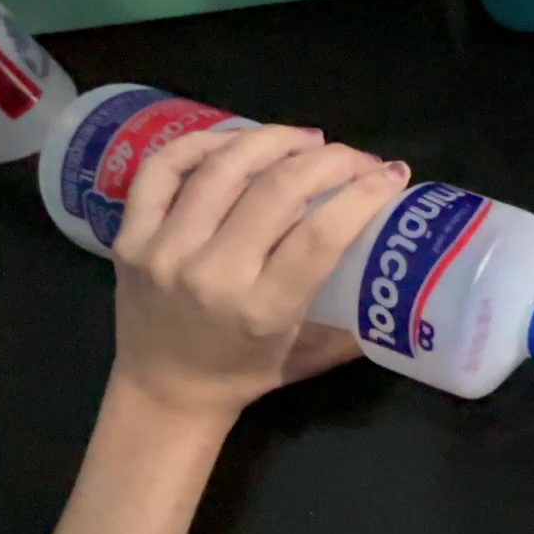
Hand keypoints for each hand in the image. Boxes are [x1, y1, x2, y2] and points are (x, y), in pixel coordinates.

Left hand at [108, 125, 407, 424]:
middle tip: (355, 157)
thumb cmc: (247, 376)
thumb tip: (402, 275)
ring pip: (223, 168)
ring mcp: (165, 250)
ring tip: (308, 139)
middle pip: (279, 190)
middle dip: (330, 160)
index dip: (362, 194)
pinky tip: (240, 140)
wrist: (163, 394)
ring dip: (275, 140)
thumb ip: (356, 322)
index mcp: (264, 309)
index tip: (391, 174)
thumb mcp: (311, 356)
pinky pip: (164, 168)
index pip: (321, 235)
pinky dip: (205, 143)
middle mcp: (214, 274)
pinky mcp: (131, 235)